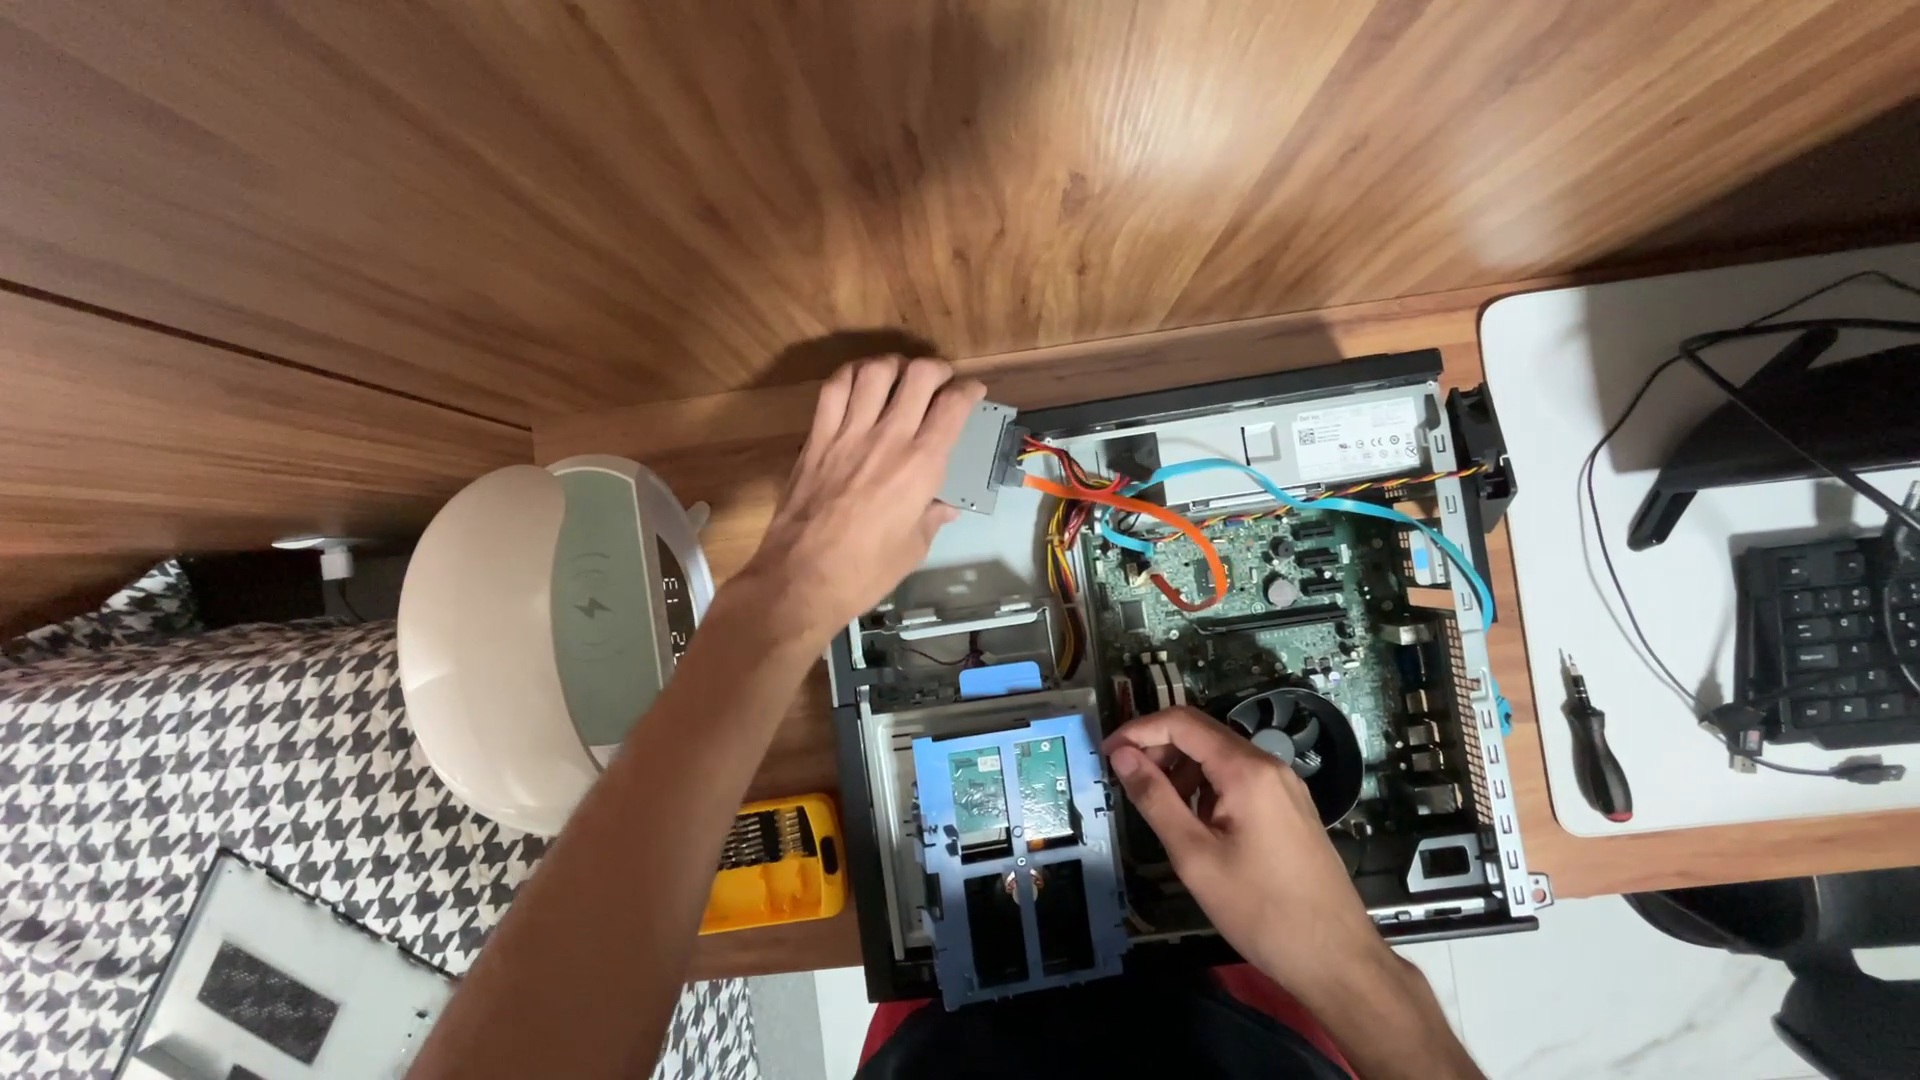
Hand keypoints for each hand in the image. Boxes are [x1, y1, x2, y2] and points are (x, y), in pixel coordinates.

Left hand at [739, 356, 984, 646]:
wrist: (802, 579)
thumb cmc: (865, 572)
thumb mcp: (913, 550)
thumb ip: (930, 519)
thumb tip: (944, 509)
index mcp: (921, 466)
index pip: (952, 407)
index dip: (968, 390)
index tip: (973, 391)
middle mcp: (888, 439)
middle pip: (918, 377)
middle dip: (936, 369)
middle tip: (939, 379)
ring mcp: (848, 434)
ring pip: (874, 372)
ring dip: (893, 365)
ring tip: (899, 374)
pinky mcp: (816, 439)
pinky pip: (833, 390)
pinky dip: (850, 376)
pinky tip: (858, 381)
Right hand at [1104, 706, 1388, 987]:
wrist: (1338, 960)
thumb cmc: (1260, 910)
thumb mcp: (1194, 856)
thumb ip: (1155, 799)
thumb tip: (1121, 756)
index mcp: (1246, 770)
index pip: (1182, 722)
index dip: (1138, 730)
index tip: (1106, 752)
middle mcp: (1269, 766)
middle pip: (1202, 733)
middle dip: (1157, 747)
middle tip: (1124, 778)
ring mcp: (1284, 786)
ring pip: (1220, 756)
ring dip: (1181, 768)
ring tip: (1156, 804)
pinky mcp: (1290, 807)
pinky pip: (1239, 778)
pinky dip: (1207, 786)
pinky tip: (1194, 821)